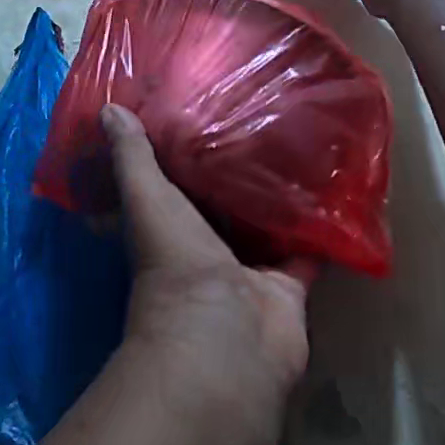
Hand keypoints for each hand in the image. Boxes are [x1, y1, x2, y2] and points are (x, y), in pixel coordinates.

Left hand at [102, 104, 313, 401]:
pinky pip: (307, 251)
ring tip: (302, 143)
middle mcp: (206, 245)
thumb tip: (107, 109)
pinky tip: (337, 190)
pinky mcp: (287, 284)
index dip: (183, 151)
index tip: (202, 111)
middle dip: (237, 170)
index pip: (174, 180)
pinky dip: (320, 230)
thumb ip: (131, 157)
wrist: (225, 336)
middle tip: (261, 118)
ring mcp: (247, 267)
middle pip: (223, 202)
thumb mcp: (146, 197)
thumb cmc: (175, 260)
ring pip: (265, 225)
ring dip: (278, 196)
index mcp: (168, 224)